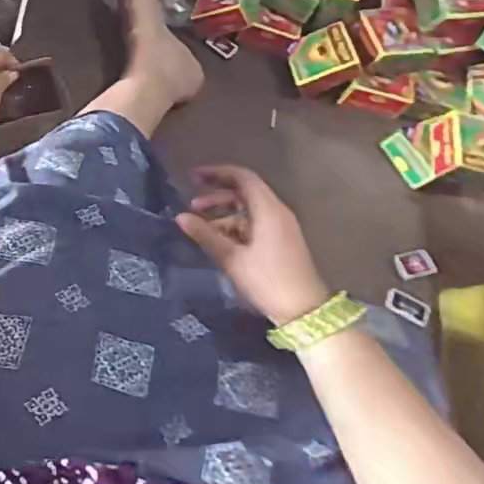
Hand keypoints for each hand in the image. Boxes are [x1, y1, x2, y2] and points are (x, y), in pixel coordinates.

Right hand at [175, 164, 331, 325]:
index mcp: (268, 210)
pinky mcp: (280, 241)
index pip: (243, 178)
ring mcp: (280, 227)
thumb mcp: (232, 258)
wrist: (303, 310)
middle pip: (245, 193)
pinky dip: (234, 226)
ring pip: (248, 210)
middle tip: (192, 205)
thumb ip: (205, 235)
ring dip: (223, 214)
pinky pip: (254, 224)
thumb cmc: (267, 280)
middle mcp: (277, 212)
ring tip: (200, 226)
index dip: (217, 173)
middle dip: (217, 196)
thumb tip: (180, 217)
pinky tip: (217, 240)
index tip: (194, 177)